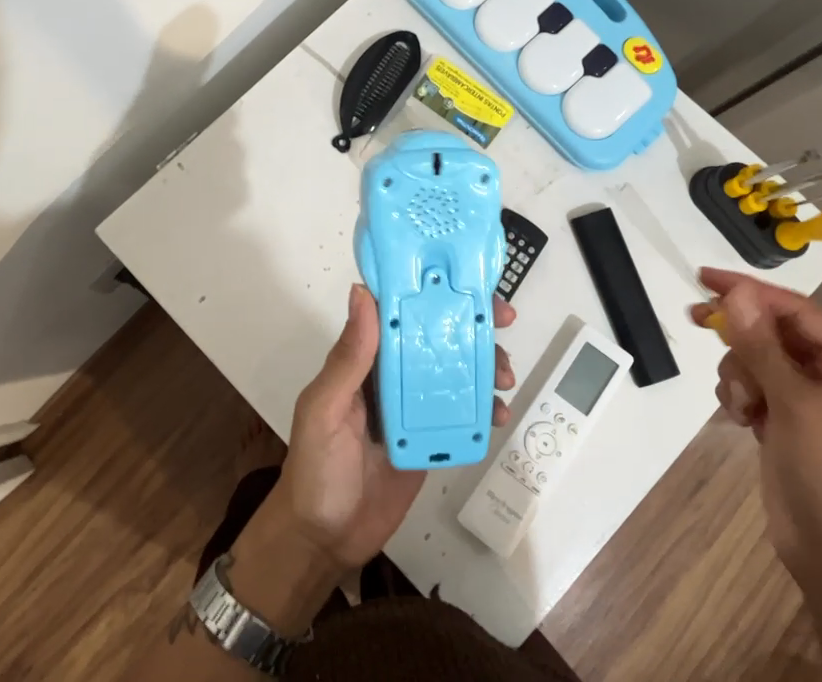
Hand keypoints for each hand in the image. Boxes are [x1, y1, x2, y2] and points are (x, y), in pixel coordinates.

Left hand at [275, 284, 516, 568]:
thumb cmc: (316, 468)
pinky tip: (499, 415)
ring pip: (453, 375)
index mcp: (361, 362)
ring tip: (505, 377)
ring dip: (483, 368)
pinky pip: (460, 418)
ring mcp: (411, 411)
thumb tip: (362, 293)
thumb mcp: (325, 409)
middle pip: (434, 340)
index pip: (397, 315)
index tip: (465, 283)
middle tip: (502, 323)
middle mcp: (388, 379)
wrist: (325, 538)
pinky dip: (483, 412)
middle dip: (470, 327)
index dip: (429, 293)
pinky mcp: (429, 443)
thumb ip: (348, 358)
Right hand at [693, 268, 821, 585]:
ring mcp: (814, 405)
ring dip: (740, 376)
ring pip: (758, 362)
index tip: (703, 279)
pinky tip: (742, 420)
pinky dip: (742, 398)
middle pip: (775, 334)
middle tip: (694, 320)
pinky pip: (756, 391)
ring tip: (743, 408)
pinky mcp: (790, 429)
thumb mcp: (797, 405)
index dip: (750, 292)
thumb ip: (761, 346)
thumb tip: (735, 294)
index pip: (798, 311)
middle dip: (741, 339)